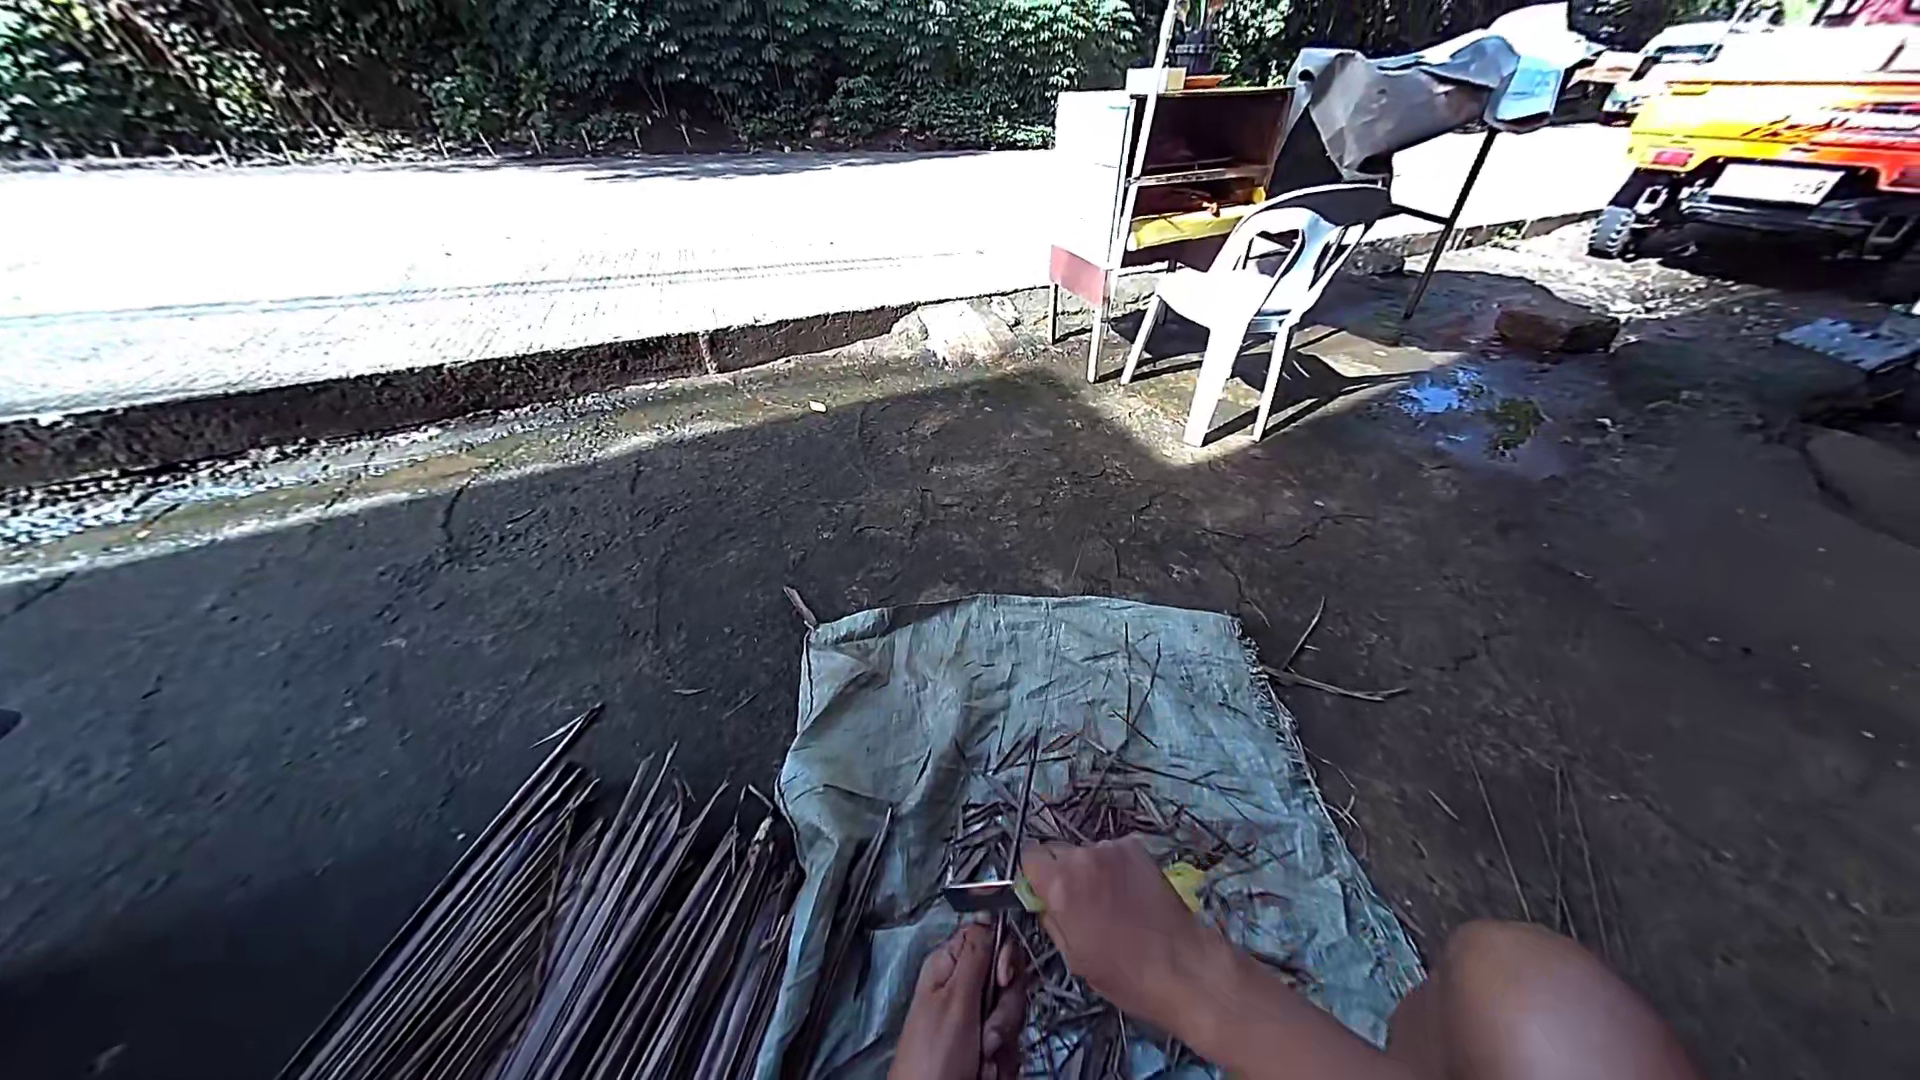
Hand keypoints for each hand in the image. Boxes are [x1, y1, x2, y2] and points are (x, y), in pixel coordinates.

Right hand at [1020, 836, 1218, 1032]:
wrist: (1184, 966)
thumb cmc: (1124, 973)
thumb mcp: (1073, 956)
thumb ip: (1049, 917)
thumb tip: (1040, 898)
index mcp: (1059, 885)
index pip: (1029, 855)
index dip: (1036, 874)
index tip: (1045, 891)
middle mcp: (1081, 857)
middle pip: (1056, 850)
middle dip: (1062, 871)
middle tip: (1081, 901)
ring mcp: (1110, 848)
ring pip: (1085, 852)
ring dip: (1090, 869)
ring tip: (1112, 900)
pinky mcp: (1135, 846)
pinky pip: (1111, 851)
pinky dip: (1115, 866)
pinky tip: (1131, 891)